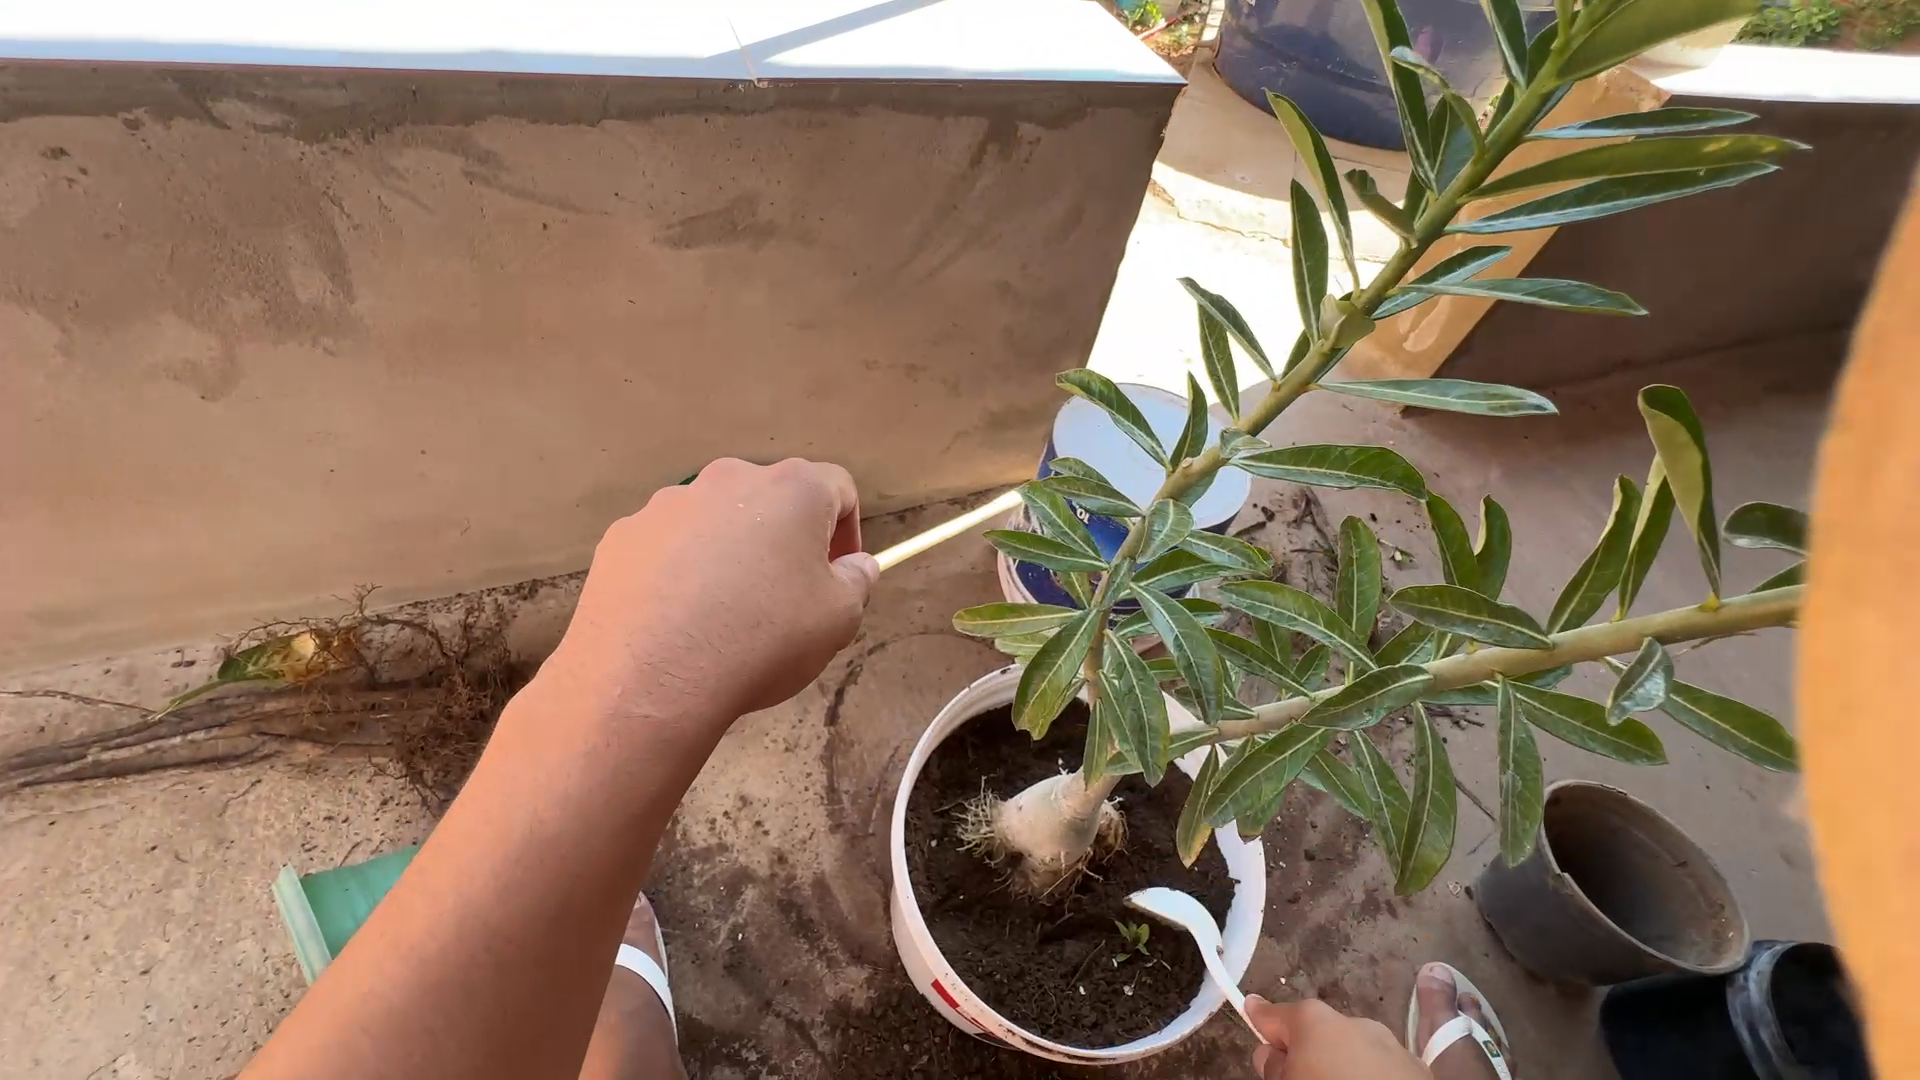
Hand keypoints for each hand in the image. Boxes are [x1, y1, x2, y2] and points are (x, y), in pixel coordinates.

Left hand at [542, 458, 878, 729]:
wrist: (651, 680)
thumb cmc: (764, 639)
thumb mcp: (838, 618)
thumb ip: (858, 581)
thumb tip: (857, 564)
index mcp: (792, 489)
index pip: (838, 488)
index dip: (847, 531)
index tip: (839, 574)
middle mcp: (729, 478)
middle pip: (773, 500)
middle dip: (787, 540)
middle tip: (787, 596)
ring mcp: (668, 503)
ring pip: (718, 521)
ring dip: (733, 552)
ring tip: (727, 613)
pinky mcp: (623, 535)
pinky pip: (668, 545)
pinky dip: (682, 570)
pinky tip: (680, 619)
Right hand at [1247, 995, 1426, 1079]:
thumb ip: (1274, 1068)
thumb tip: (1270, 1054)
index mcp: (1312, 1019)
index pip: (1271, 1013)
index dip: (1259, 1021)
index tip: (1252, 1017)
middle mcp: (1352, 1021)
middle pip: (1318, 1033)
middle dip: (1312, 1053)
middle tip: (1307, 1076)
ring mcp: (1391, 1044)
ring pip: (1357, 1051)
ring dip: (1349, 1067)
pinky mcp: (1423, 1071)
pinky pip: (1389, 1069)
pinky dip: (1380, 1078)